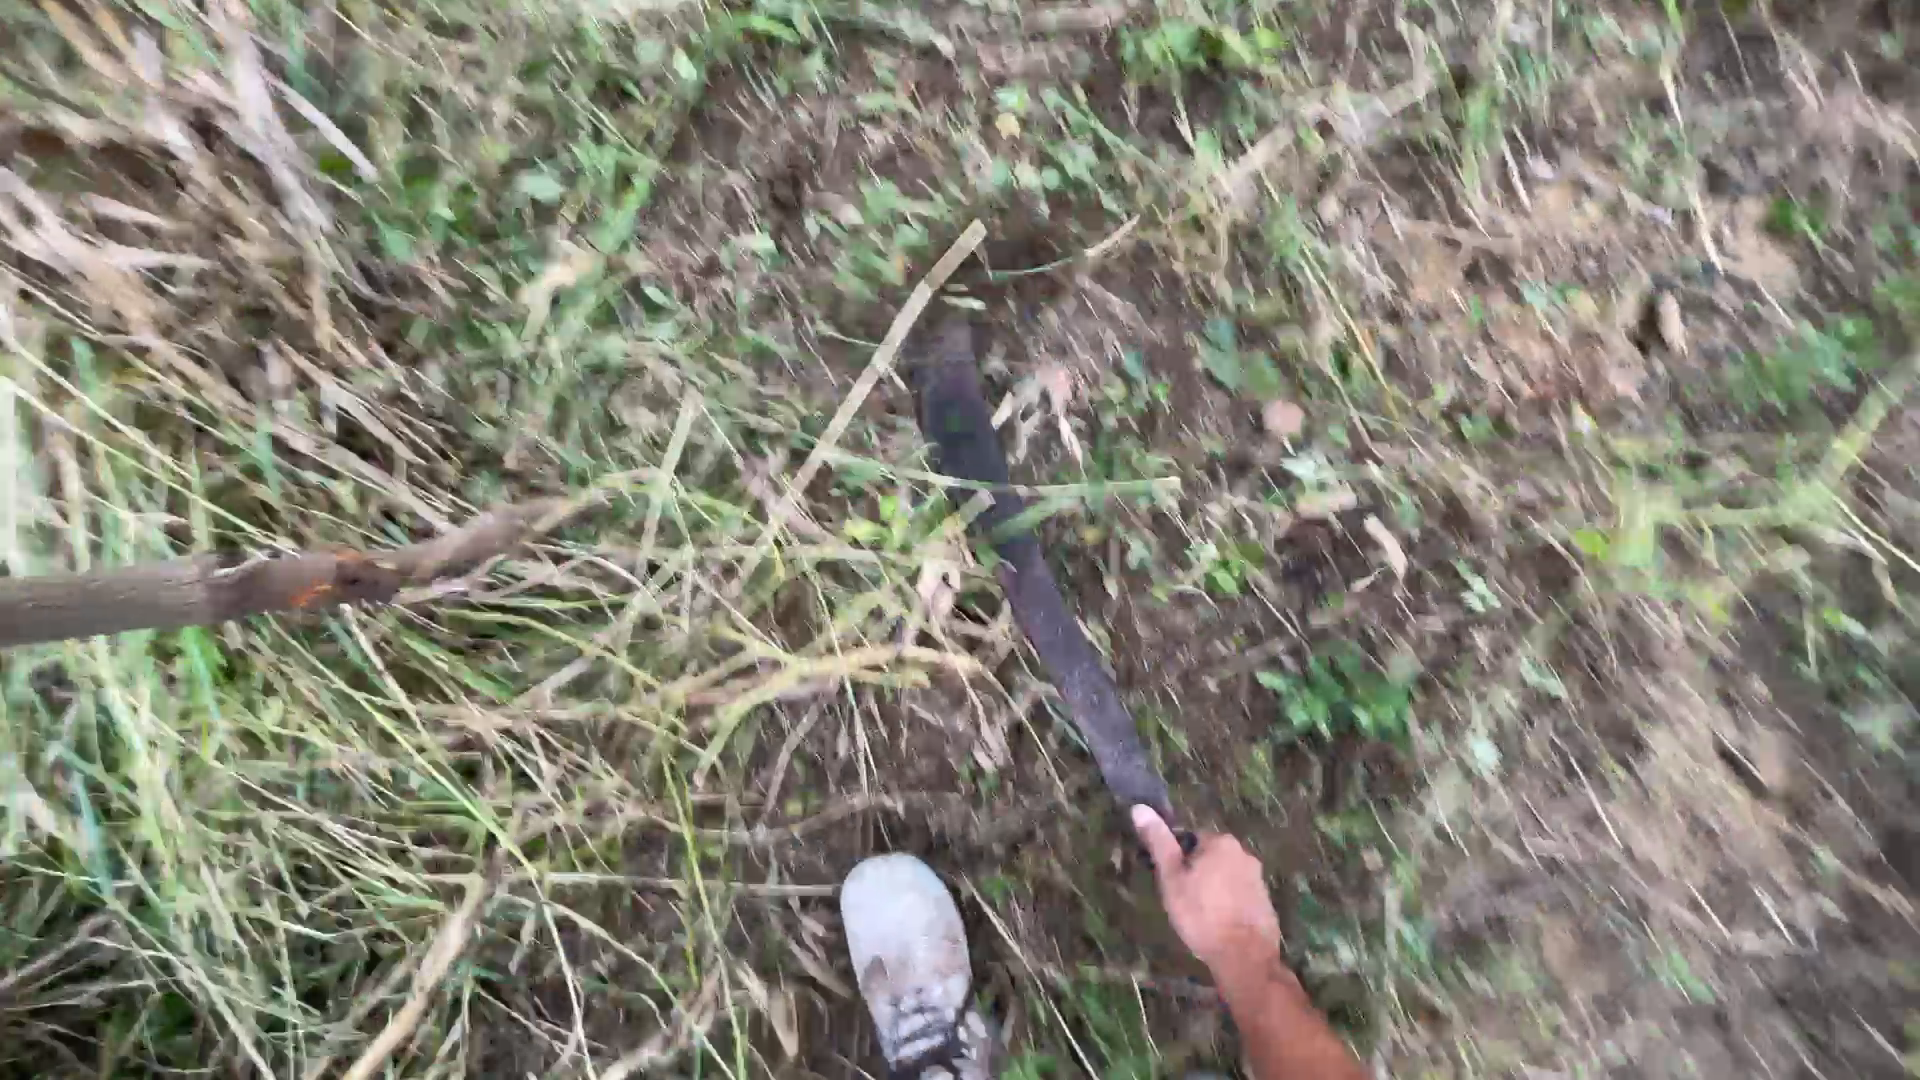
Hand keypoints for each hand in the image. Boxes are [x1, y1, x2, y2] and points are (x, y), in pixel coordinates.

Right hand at [1132, 805, 1282, 975]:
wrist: (1245, 959)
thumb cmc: (1201, 914)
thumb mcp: (1171, 877)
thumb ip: (1158, 842)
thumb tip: (1139, 808)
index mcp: (1220, 842)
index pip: (1190, 839)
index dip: (1177, 859)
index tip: (1171, 881)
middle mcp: (1243, 853)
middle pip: (1209, 856)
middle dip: (1196, 872)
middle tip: (1182, 898)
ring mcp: (1258, 879)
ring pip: (1225, 875)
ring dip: (1213, 888)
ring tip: (1200, 914)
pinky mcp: (1266, 902)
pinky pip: (1239, 894)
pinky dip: (1228, 903)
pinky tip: (1219, 923)